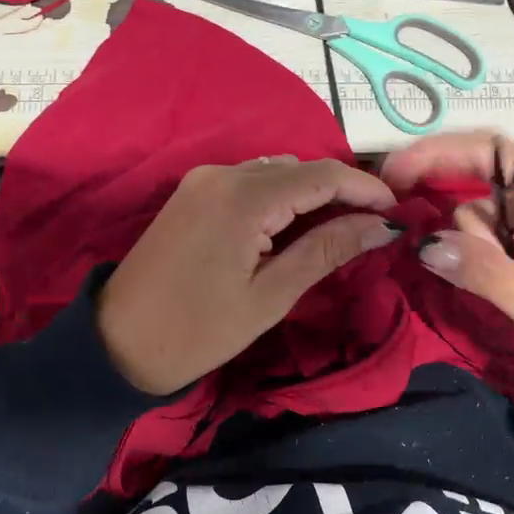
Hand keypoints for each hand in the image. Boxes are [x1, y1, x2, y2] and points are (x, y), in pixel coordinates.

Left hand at [97, 157, 401, 394]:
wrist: (116, 345)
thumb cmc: (198, 331)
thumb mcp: (270, 296)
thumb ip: (326, 250)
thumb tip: (381, 225)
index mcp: (243, 198)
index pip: (322, 175)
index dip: (366, 188)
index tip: (398, 212)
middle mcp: (223, 173)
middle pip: (300, 168)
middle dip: (342, 191)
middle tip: (375, 227)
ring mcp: (204, 179)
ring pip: (277, 171)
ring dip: (312, 193)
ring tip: (341, 229)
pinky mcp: (193, 192)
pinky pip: (251, 181)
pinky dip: (281, 197)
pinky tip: (295, 227)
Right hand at [381, 131, 513, 382]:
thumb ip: (485, 273)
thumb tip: (426, 245)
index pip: (495, 153)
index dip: (443, 152)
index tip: (399, 170)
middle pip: (481, 175)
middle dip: (445, 195)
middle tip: (405, 216)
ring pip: (482, 206)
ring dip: (467, 236)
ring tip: (492, 281)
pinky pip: (492, 229)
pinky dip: (474, 245)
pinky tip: (475, 271)